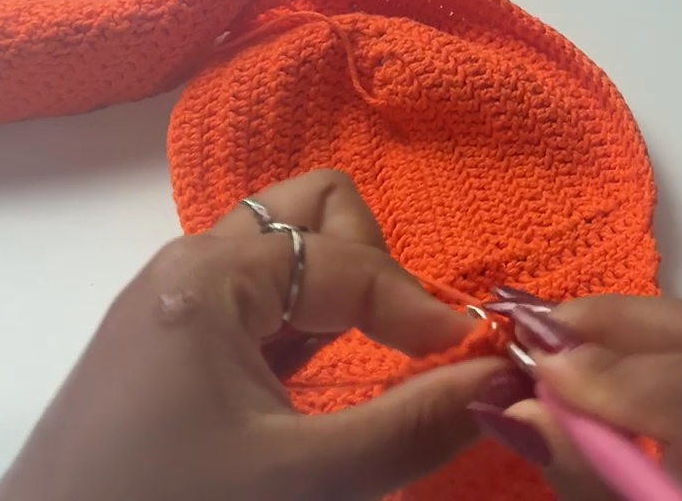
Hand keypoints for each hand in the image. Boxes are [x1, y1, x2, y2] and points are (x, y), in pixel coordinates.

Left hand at [0, 169, 502, 500]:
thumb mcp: (296, 486)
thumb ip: (413, 427)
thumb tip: (509, 380)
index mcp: (213, 274)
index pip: (353, 262)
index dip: (418, 306)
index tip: (463, 354)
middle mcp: (193, 264)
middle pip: (317, 208)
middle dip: (372, 258)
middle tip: (390, 330)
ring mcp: (178, 300)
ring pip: (291, 243)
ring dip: (342, 283)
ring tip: (360, 348)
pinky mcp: (173, 342)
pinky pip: (267, 290)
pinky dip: (310, 312)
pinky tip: (313, 369)